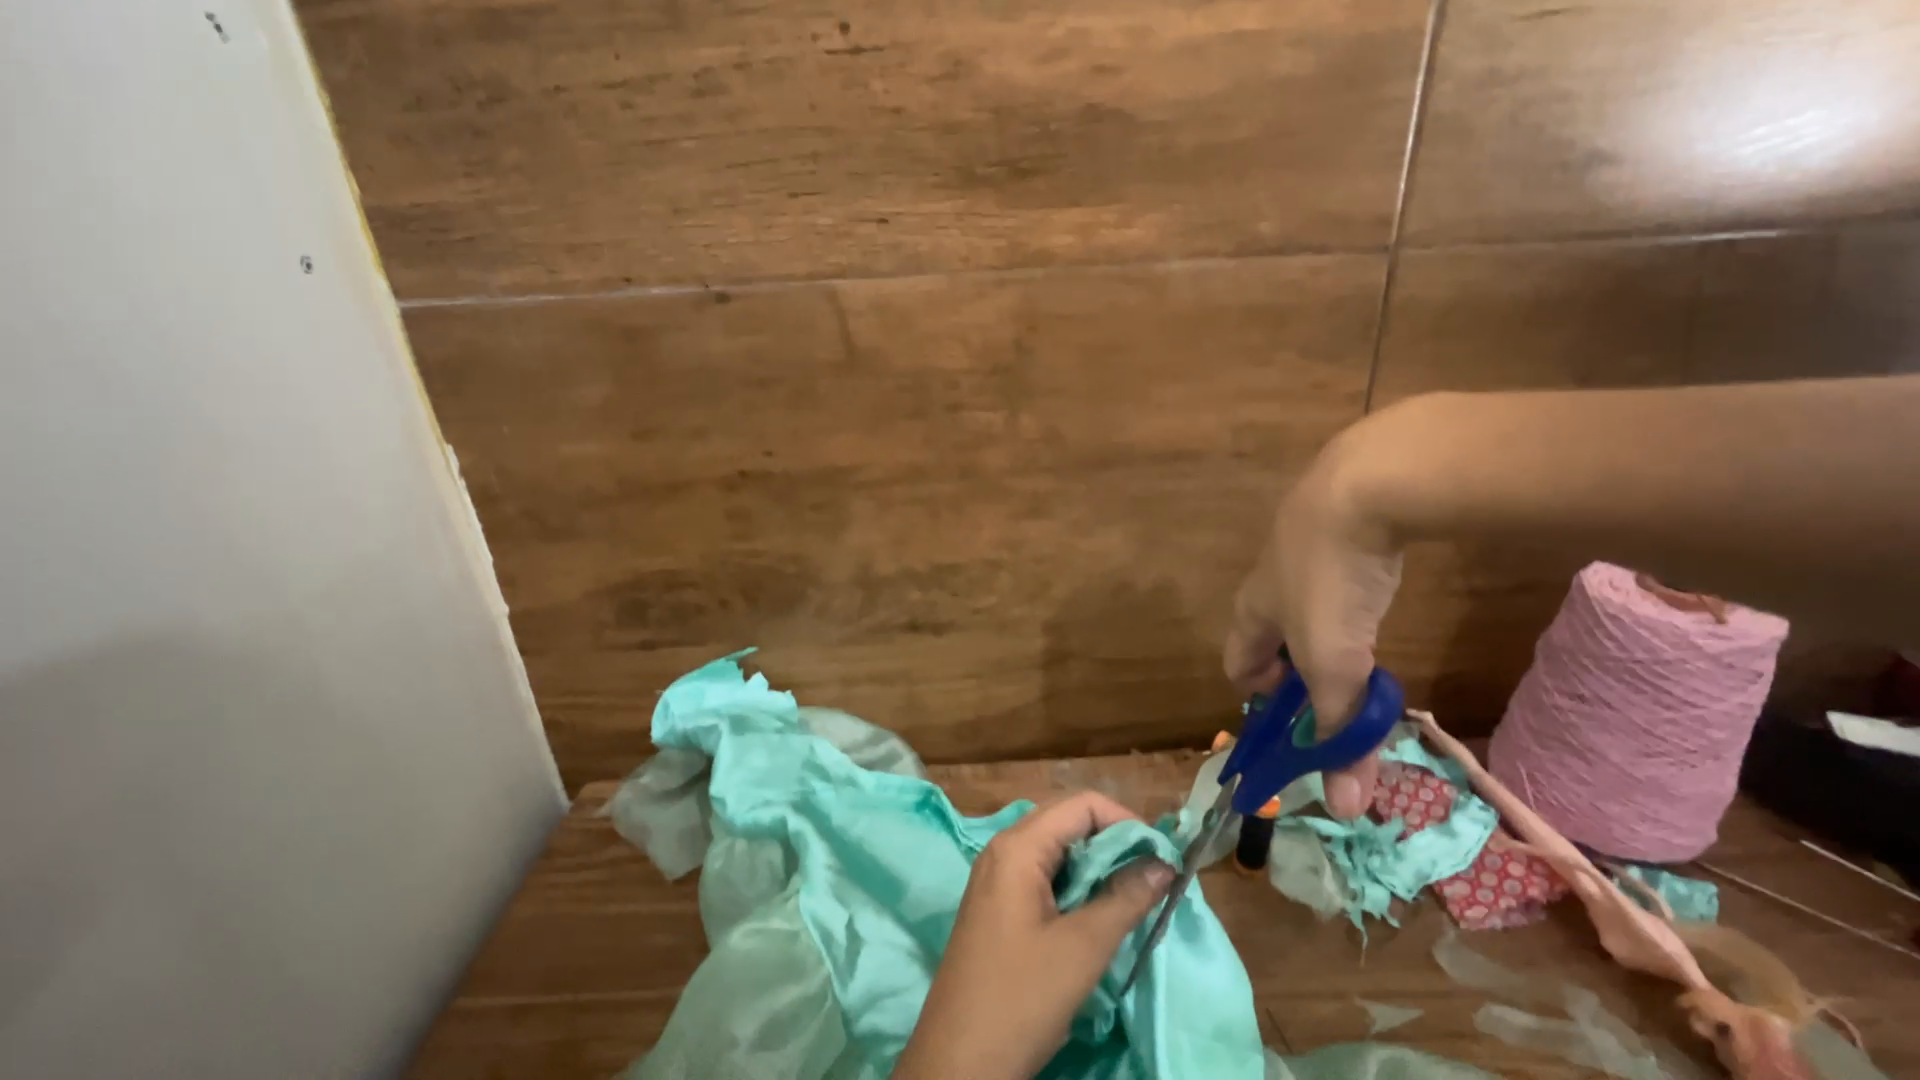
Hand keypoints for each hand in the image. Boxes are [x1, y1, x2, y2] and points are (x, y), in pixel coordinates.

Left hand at [893, 793, 1173, 1079]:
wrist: (959, 1061)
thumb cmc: (1021, 996)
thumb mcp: (1083, 947)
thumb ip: (1126, 897)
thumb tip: (1164, 863)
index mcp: (1017, 848)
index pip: (1081, 805)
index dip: (1127, 822)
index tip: (1163, 857)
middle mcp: (1003, 852)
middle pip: (1068, 823)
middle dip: (1115, 843)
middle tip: (1155, 877)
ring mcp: (996, 881)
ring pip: (1057, 853)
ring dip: (1098, 869)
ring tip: (1136, 898)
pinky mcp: (997, 909)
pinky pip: (1044, 879)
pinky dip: (1077, 888)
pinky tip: (1101, 916)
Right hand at [1224, 420, 1404, 818]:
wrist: (1365, 484)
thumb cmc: (1329, 580)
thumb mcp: (1337, 667)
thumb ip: (1341, 732)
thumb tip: (1346, 812)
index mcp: (1252, 612)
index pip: (1237, 664)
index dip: (1256, 698)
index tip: (1291, 723)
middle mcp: (1269, 580)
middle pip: (1270, 635)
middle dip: (1295, 670)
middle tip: (1334, 694)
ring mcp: (1305, 547)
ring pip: (1307, 604)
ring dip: (1326, 635)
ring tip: (1362, 654)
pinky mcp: (1345, 526)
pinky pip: (1339, 575)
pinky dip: (1352, 599)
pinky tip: (1377, 600)